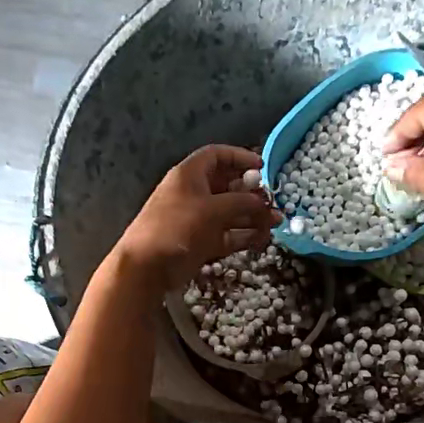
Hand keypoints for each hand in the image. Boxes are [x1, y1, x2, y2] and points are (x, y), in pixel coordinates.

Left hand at [114, 145, 279, 289]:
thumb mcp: (213, 209)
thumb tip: (263, 203)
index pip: (217, 156)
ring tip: (276, 222)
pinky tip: (263, 238)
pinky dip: (244, 235)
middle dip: (252, 193)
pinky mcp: (202, 243)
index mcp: (190, 175)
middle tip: (273, 201)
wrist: (147, 266)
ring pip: (231, 213)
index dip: (240, 157)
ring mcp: (198, 220)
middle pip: (228, 186)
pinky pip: (228, 234)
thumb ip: (242, 203)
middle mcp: (195, 194)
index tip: (262, 167)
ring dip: (253, 216)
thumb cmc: (177, 227)